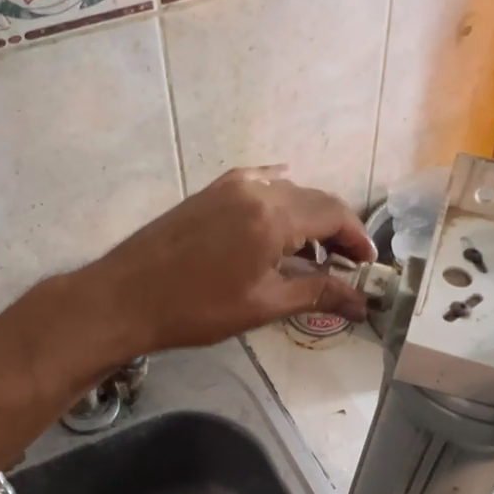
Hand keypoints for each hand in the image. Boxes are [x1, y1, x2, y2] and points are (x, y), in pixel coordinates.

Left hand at [78, 165, 374, 351]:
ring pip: (288, 192)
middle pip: (314, 199)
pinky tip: (284, 218)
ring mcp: (230, 186)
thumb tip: (360, 302)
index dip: (358, 239)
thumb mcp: (263, 304)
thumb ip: (317, 294)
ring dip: (309, 218)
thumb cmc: (197, 308)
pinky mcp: (211, 192)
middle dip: (337, 230)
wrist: (126, 297)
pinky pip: (260, 184)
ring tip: (316, 255)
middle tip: (347, 266)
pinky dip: (281, 200)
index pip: (335, 214)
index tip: (368, 266)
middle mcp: (256, 189)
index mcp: (273, 215)